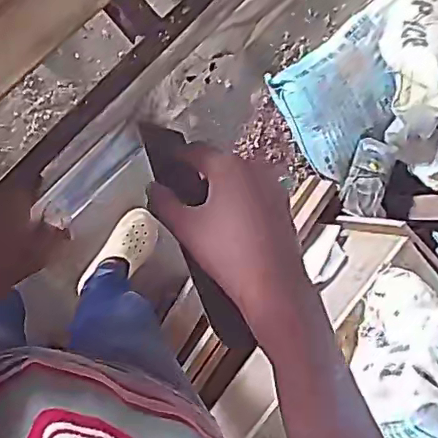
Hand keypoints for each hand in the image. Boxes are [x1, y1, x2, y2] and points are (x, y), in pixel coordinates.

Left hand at [0, 180, 67, 305]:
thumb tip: (64, 229)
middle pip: (8, 195)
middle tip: (26, 230)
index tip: (45, 204)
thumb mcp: (35, 257)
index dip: (41, 193)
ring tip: (3, 244)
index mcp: (13, 196)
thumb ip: (52, 238)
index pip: (33, 183)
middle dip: (17, 209)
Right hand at [144, 144, 320, 349]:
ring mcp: (272, 187)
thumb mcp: (185, 227)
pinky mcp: (281, 207)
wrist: (272, 286)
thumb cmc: (233, 256)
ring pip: (238, 179)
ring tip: (203, 213)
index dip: (177, 157)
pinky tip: (227, 226)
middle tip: (180, 191)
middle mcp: (255, 170)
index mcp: (229, 167)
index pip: (195, 150)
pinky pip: (254, 195)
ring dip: (220, 189)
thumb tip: (155, 191)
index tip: (168, 163)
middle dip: (198, 175)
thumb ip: (164, 202)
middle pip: (218, 163)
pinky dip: (238, 202)